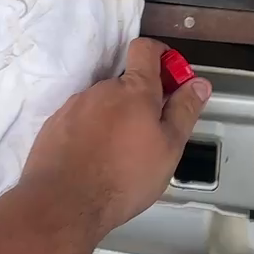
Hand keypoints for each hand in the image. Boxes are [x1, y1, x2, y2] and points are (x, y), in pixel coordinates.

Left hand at [16, 38, 211, 240]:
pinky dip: (90, 133)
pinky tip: (93, 161)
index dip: (162, 55)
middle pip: (126, 83)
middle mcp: (103, 89)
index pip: (147, 49)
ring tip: (118, 155)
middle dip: (139, 101)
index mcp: (134, 90)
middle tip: (147, 135)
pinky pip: (79, 120)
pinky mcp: (55, 124)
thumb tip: (199, 83)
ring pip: (102, 103)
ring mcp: (75, 105)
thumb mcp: (169, 148)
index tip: (171, 78)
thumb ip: (185, 110)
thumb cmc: (123, 177)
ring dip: (113, 119)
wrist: (62, 205)